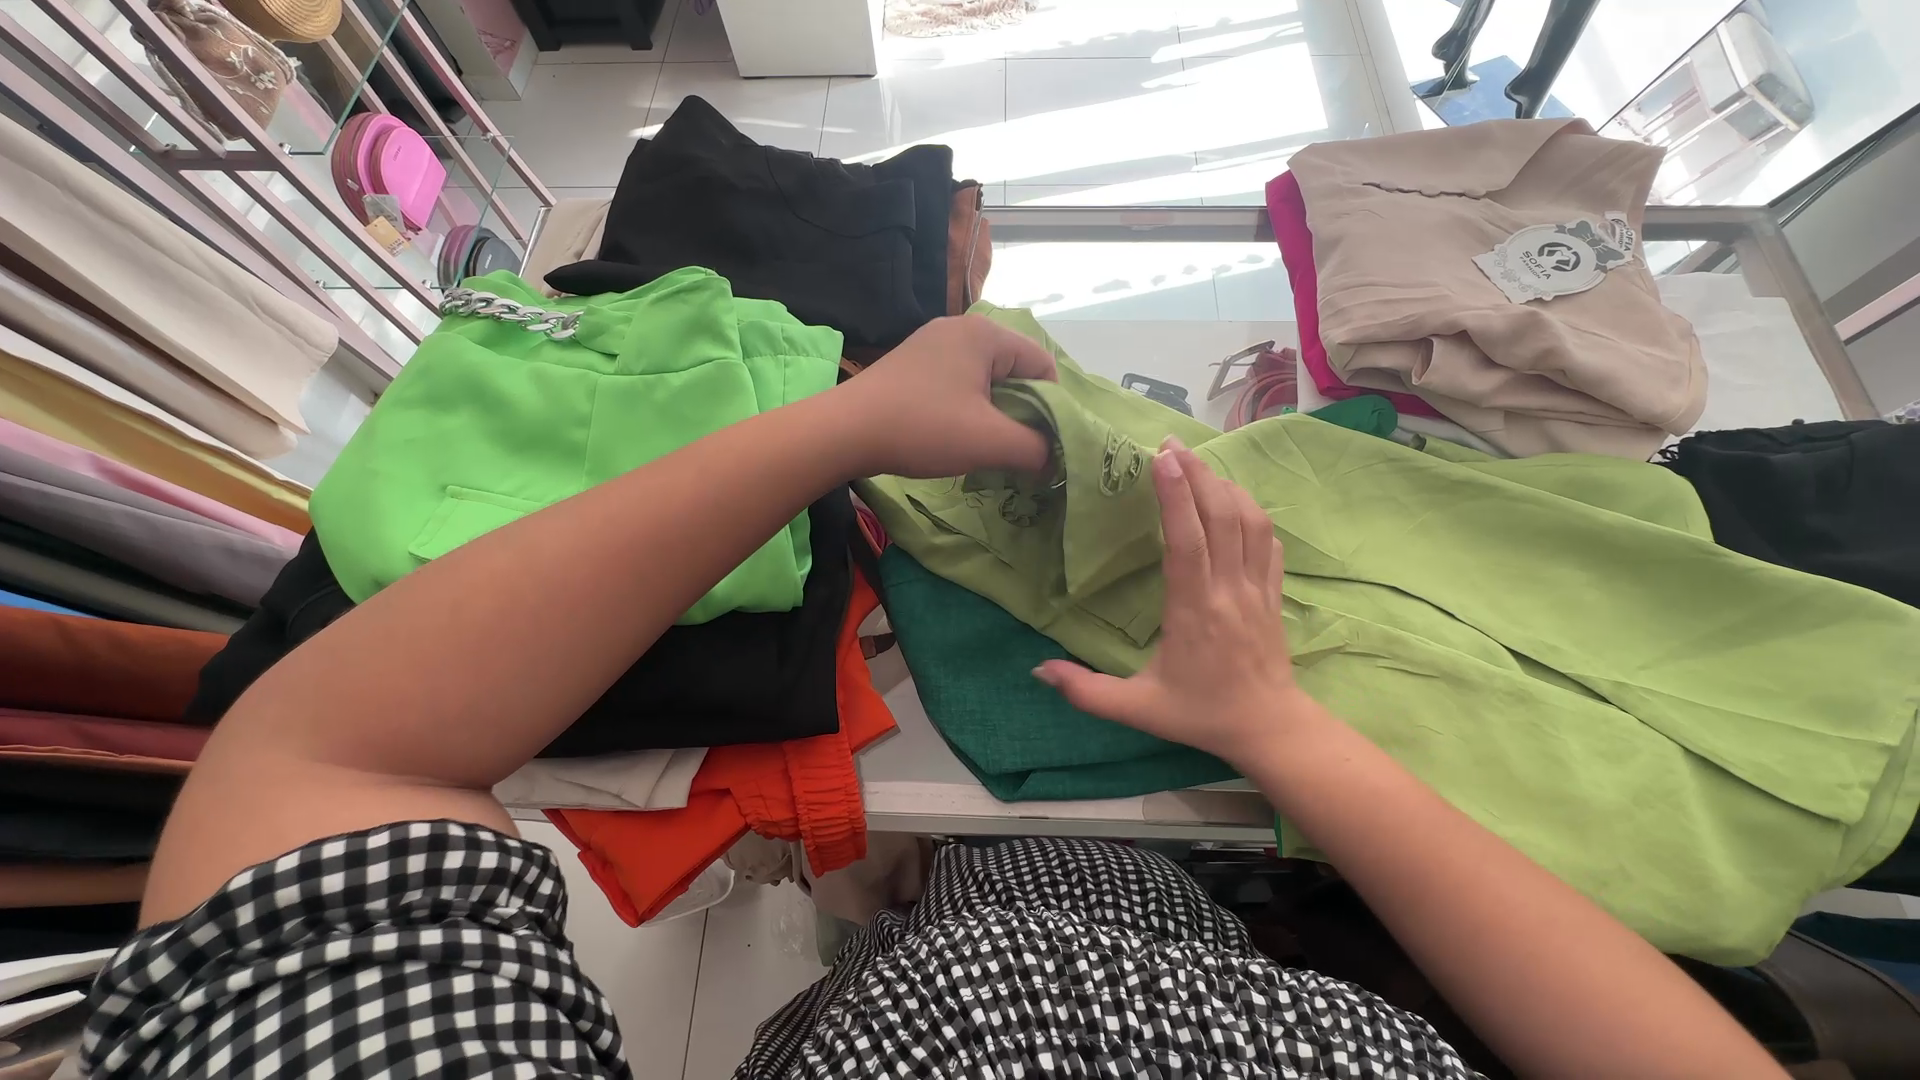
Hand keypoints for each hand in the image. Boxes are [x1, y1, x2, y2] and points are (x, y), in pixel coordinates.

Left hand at [835, 315, 1056, 477]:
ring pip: (985, 380)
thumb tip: (1055, 460)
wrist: (844, 432)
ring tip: (988, 448)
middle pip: (1015, 371)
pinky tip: (957, 437)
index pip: (1043, 365)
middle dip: (1023, 411)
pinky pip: (958, 384)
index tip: (1044, 443)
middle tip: (1018, 450)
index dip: (1053, 407)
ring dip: (994, 414)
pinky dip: (968, 410)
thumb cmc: (923, 428)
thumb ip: (1035, 448)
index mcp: (986, 334)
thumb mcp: (989, 441)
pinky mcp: (912, 365)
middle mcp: (961, 329)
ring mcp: (932, 344)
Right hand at [1033, 438, 1316, 770]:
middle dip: (1198, 474)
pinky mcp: (1275, 594)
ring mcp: (1258, 589)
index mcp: (1194, 611)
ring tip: (1199, 464)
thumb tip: (1037, 671)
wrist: (1269, 729)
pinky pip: (1268, 542)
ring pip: (1250, 522)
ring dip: (1226, 486)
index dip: (1175, 495)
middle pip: (1221, 517)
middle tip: (1171, 444)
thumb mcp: (1138, 710)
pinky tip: (1235, 501)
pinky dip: (1252, 513)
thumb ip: (1086, 692)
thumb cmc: (1200, 714)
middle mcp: (1230, 590)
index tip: (1160, 458)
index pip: (1187, 541)